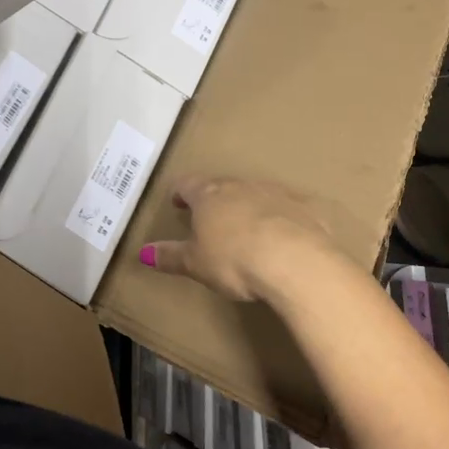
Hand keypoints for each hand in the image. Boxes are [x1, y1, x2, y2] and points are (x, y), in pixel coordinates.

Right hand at [138, 177, 352, 303]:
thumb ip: (170, 256)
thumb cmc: (234, 259)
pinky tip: (287, 238)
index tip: (178, 202)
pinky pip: (289, 210)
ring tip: (247, 228)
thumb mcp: (196, 263)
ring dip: (249, 207)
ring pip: (256, 194)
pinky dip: (283, 220)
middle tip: (211, 216)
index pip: (188, 184)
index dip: (181, 192)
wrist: (296, 262)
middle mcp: (240, 187)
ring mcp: (275, 194)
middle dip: (215, 199)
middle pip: (222, 186)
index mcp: (209, 196)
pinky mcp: (305, 209)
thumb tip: (142, 252)